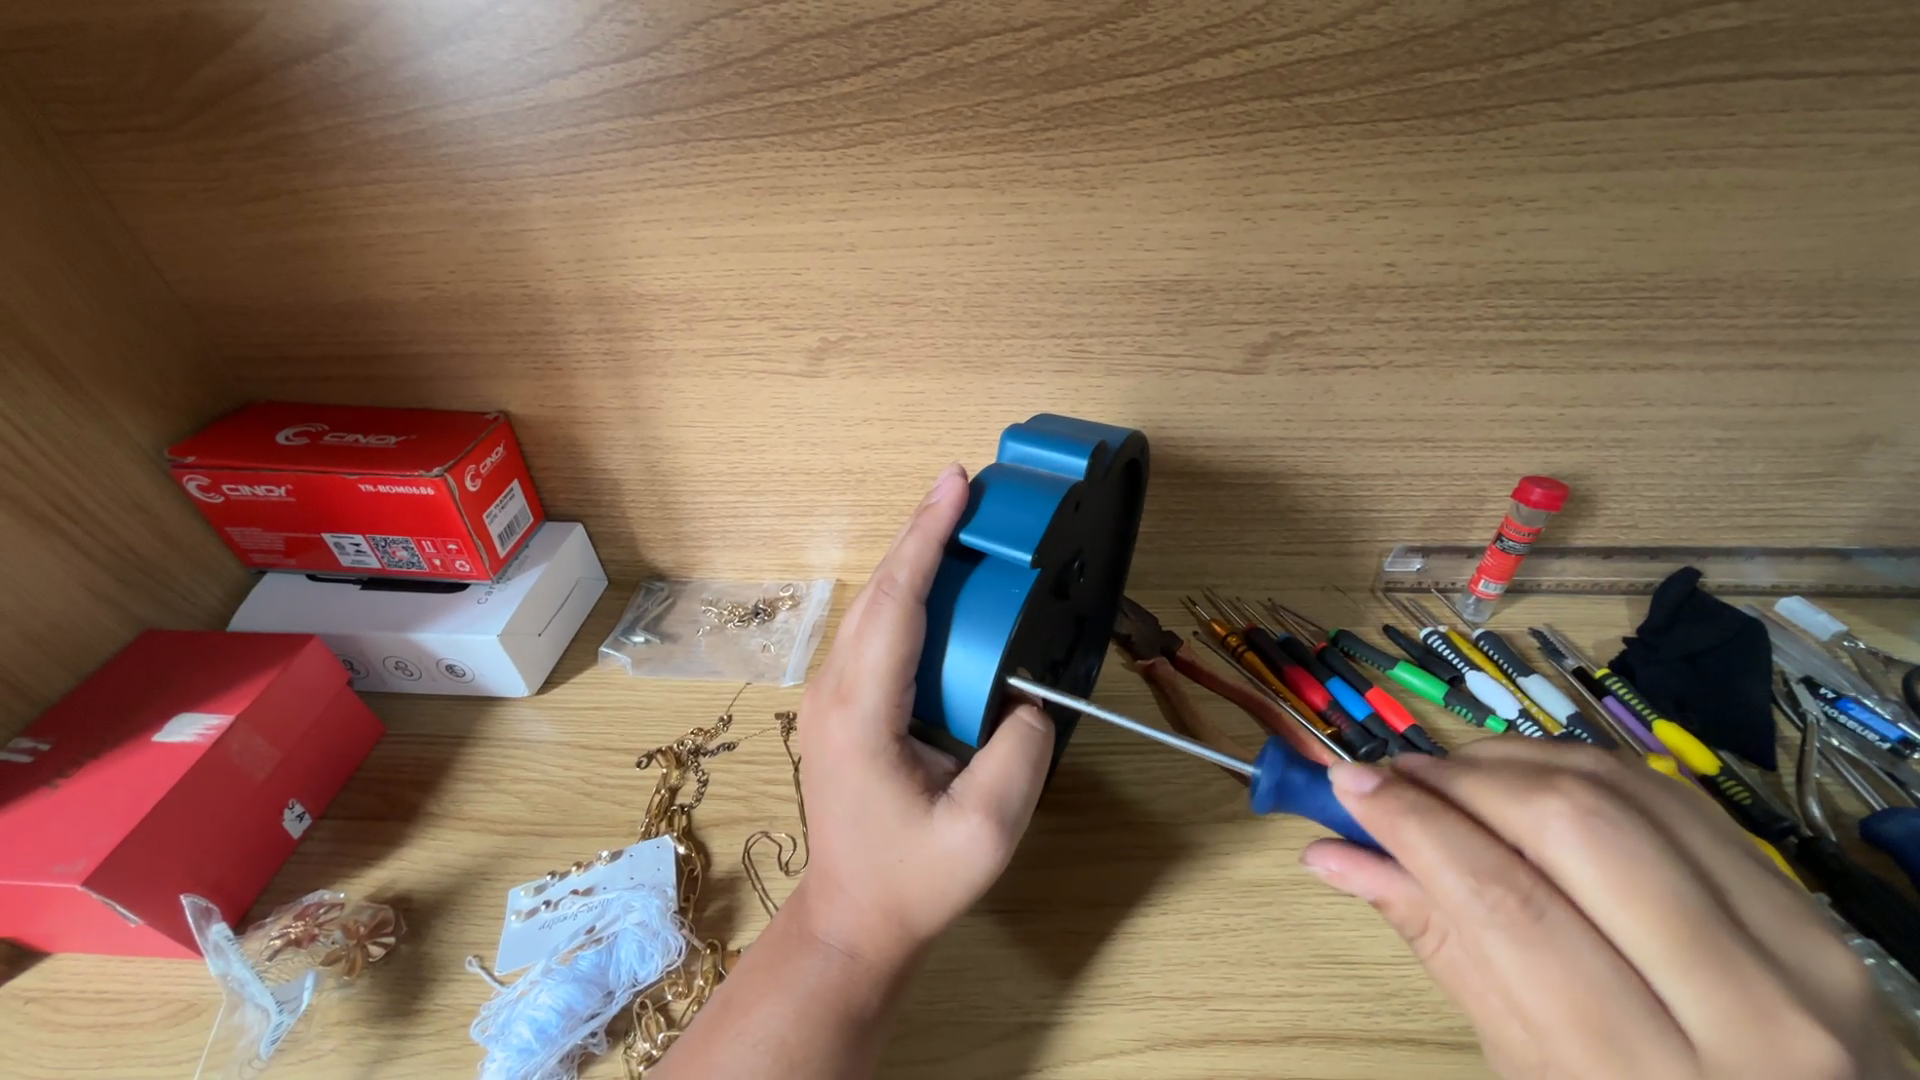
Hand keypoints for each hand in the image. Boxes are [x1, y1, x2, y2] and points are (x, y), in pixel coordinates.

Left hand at [789, 464, 1055, 969]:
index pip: (896, 605)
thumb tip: (1029, 695)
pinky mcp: (841, 702)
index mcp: (860, 714)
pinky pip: (876, 629)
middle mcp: (834, 691)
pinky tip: (939, 578)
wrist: (853, 915)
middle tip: (964, 487)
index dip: (925, 539)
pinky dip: (908, 590)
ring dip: (913, 556)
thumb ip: (1020, 754)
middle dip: (921, 531)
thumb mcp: (986, 830)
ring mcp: (830, 694)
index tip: (953, 485)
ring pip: (873, 605)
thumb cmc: (914, 880)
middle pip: (878, 591)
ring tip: (958, 520)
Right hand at [1303, 739, 1902, 1078]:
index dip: (1412, 823)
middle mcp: (1744, 1010)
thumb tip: (1331, 854)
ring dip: (1514, 762)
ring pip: (1625, 792)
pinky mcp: (1813, 909)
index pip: (1502, 903)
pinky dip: (1579, 769)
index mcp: (1636, 1073)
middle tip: (1401, 775)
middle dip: (1463, 779)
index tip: (1350, 781)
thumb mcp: (1521, 1063)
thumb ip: (1436, 941)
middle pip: (1572, 828)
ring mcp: (1799, 951)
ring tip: (1454, 775)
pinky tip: (1527, 782)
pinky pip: (1675, 796)